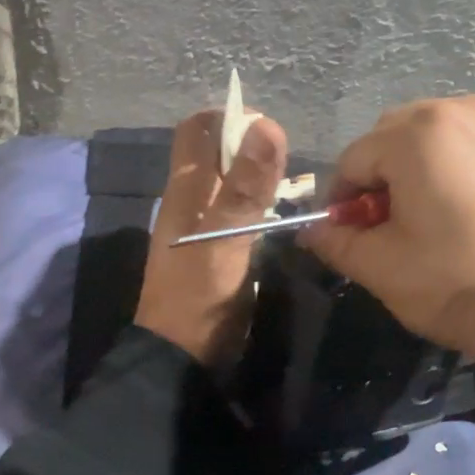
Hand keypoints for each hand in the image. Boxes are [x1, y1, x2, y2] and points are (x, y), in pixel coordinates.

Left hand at [134, 110, 288, 367]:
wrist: (182, 356)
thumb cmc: (198, 295)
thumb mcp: (225, 238)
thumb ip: (244, 187)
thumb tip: (266, 125)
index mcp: (184, 191)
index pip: (198, 130)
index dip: (229, 119)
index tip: (267, 131)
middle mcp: (191, 203)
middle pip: (218, 156)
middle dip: (252, 149)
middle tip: (288, 166)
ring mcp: (204, 229)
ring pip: (232, 187)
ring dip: (259, 181)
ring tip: (293, 188)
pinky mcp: (218, 253)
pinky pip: (240, 217)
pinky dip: (260, 209)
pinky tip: (282, 218)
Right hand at [302, 92, 474, 387]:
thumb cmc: (459, 288)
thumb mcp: (382, 271)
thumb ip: (337, 242)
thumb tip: (313, 231)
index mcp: (422, 133)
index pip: (356, 156)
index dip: (342, 197)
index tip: (346, 232)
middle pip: (408, 132)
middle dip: (390, 173)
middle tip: (395, 224)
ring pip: (460, 133)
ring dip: (439, 165)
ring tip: (448, 217)